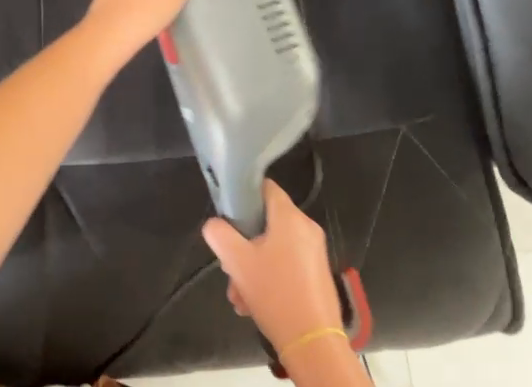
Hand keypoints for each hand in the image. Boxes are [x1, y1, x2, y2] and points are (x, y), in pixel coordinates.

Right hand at [202, 181, 343, 350]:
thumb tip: (214, 225)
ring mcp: (314, 253)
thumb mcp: (237, 261)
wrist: (313, 343)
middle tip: (230, 268)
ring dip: (252, 267)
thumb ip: (219, 234)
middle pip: (266, 223)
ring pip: (273, 249)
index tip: (228, 217)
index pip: (264, 187)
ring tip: (239, 295)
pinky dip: (269, 278)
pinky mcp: (317, 275)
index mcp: (290, 217)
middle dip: (243, 246)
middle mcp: (306, 229)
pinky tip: (254, 304)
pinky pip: (286, 265)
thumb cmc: (275, 293)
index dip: (243, 196)